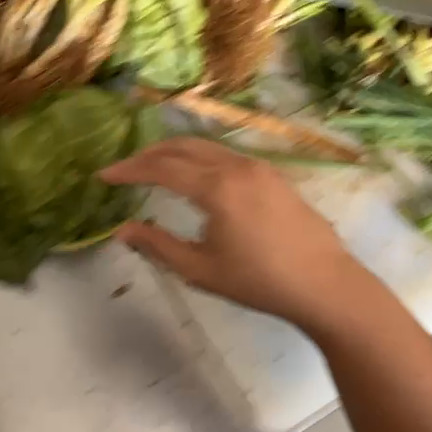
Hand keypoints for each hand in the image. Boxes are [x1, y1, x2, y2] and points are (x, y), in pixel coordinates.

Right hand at [100, 138, 376, 334]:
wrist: (327, 285)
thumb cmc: (260, 281)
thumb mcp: (201, 269)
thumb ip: (158, 245)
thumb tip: (122, 229)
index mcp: (216, 188)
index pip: (160, 168)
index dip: (129, 170)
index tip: (104, 175)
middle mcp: (236, 167)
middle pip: (182, 147)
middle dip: (148, 154)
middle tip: (125, 168)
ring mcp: (258, 167)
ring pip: (206, 146)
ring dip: (175, 152)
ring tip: (154, 166)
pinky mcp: (274, 175)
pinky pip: (226, 155)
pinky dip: (200, 157)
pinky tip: (196, 175)